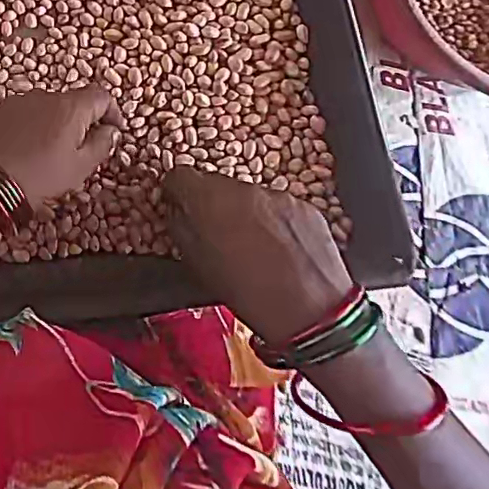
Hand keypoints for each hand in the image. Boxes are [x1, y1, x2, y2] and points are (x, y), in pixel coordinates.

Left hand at [0, 86, 122, 210]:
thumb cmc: (35, 176)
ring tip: (54, 155)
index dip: (113, 112)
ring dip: (58, 125)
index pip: (102, 95)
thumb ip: (101, 144)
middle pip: (75, 101)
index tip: (113, 131)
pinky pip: (29, 115)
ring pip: (50, 108)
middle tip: (84, 150)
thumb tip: (111, 131)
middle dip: (84, 122)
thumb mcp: (79, 167)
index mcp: (70, 106)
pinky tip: (31, 151)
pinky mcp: (1, 110)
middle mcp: (45, 96)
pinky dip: (36, 128)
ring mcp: (20, 101)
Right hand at [163, 166, 352, 343]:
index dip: (176, 190)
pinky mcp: (303, 206)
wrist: (312, 313)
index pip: (179, 175)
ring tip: (252, 246)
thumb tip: (176, 210)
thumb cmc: (246, 292)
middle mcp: (240, 187)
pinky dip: (274, 221)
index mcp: (206, 198)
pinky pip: (278, 206)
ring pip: (248, 195)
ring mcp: (275, 194)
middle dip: (212, 203)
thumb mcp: (196, 263)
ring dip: (244, 212)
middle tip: (217, 233)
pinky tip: (279, 249)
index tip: (178, 203)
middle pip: (215, 183)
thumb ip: (179, 226)